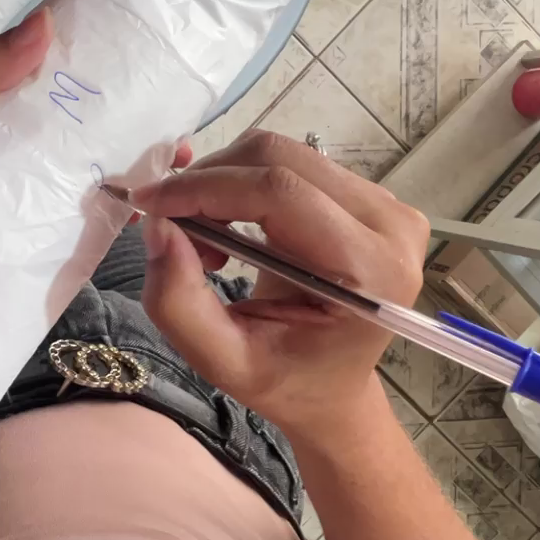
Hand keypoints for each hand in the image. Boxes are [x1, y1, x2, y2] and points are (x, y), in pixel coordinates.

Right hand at [132, 130, 429, 433]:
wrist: (332, 386)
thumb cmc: (284, 381)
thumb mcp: (222, 361)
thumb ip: (180, 302)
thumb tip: (157, 225)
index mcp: (370, 271)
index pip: (279, 193)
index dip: (205, 188)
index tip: (148, 205)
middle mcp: (391, 225)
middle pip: (279, 159)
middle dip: (207, 183)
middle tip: (174, 231)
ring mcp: (386, 204)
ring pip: (279, 153)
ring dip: (221, 185)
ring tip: (206, 242)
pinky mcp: (369, 195)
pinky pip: (289, 163)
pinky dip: (240, 186)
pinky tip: (231, 232)